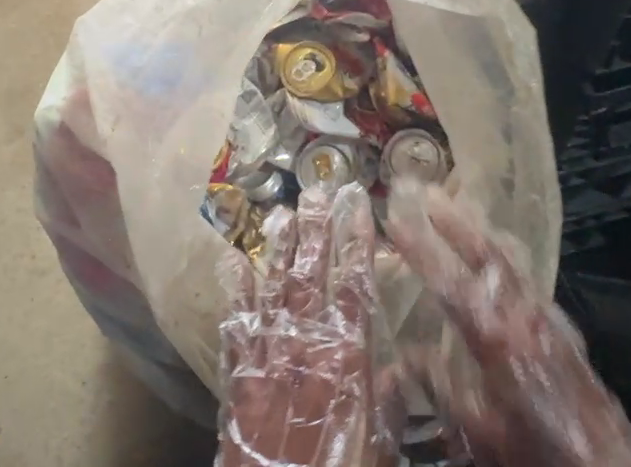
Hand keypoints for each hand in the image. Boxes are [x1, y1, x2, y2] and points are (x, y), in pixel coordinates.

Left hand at [217, 184, 389, 466]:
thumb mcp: (379, 442)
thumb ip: (388, 400)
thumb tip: (399, 368)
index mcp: (345, 356)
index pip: (354, 284)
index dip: (356, 241)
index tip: (357, 205)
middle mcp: (305, 343)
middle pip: (310, 273)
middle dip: (316, 229)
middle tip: (316, 189)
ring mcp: (267, 353)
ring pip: (272, 286)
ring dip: (277, 247)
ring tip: (280, 211)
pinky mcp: (239, 372)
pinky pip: (235, 320)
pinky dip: (233, 288)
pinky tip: (231, 258)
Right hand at [385, 182, 630, 466]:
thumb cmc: (537, 451)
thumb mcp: (479, 436)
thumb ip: (441, 390)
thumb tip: (403, 357)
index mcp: (498, 339)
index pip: (451, 281)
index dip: (421, 247)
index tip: (395, 217)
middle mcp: (524, 315)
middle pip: (486, 252)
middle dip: (452, 218)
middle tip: (422, 189)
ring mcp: (547, 316)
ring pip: (510, 257)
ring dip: (478, 227)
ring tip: (453, 203)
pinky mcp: (562, 326)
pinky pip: (525, 273)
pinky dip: (501, 250)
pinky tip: (492, 250)